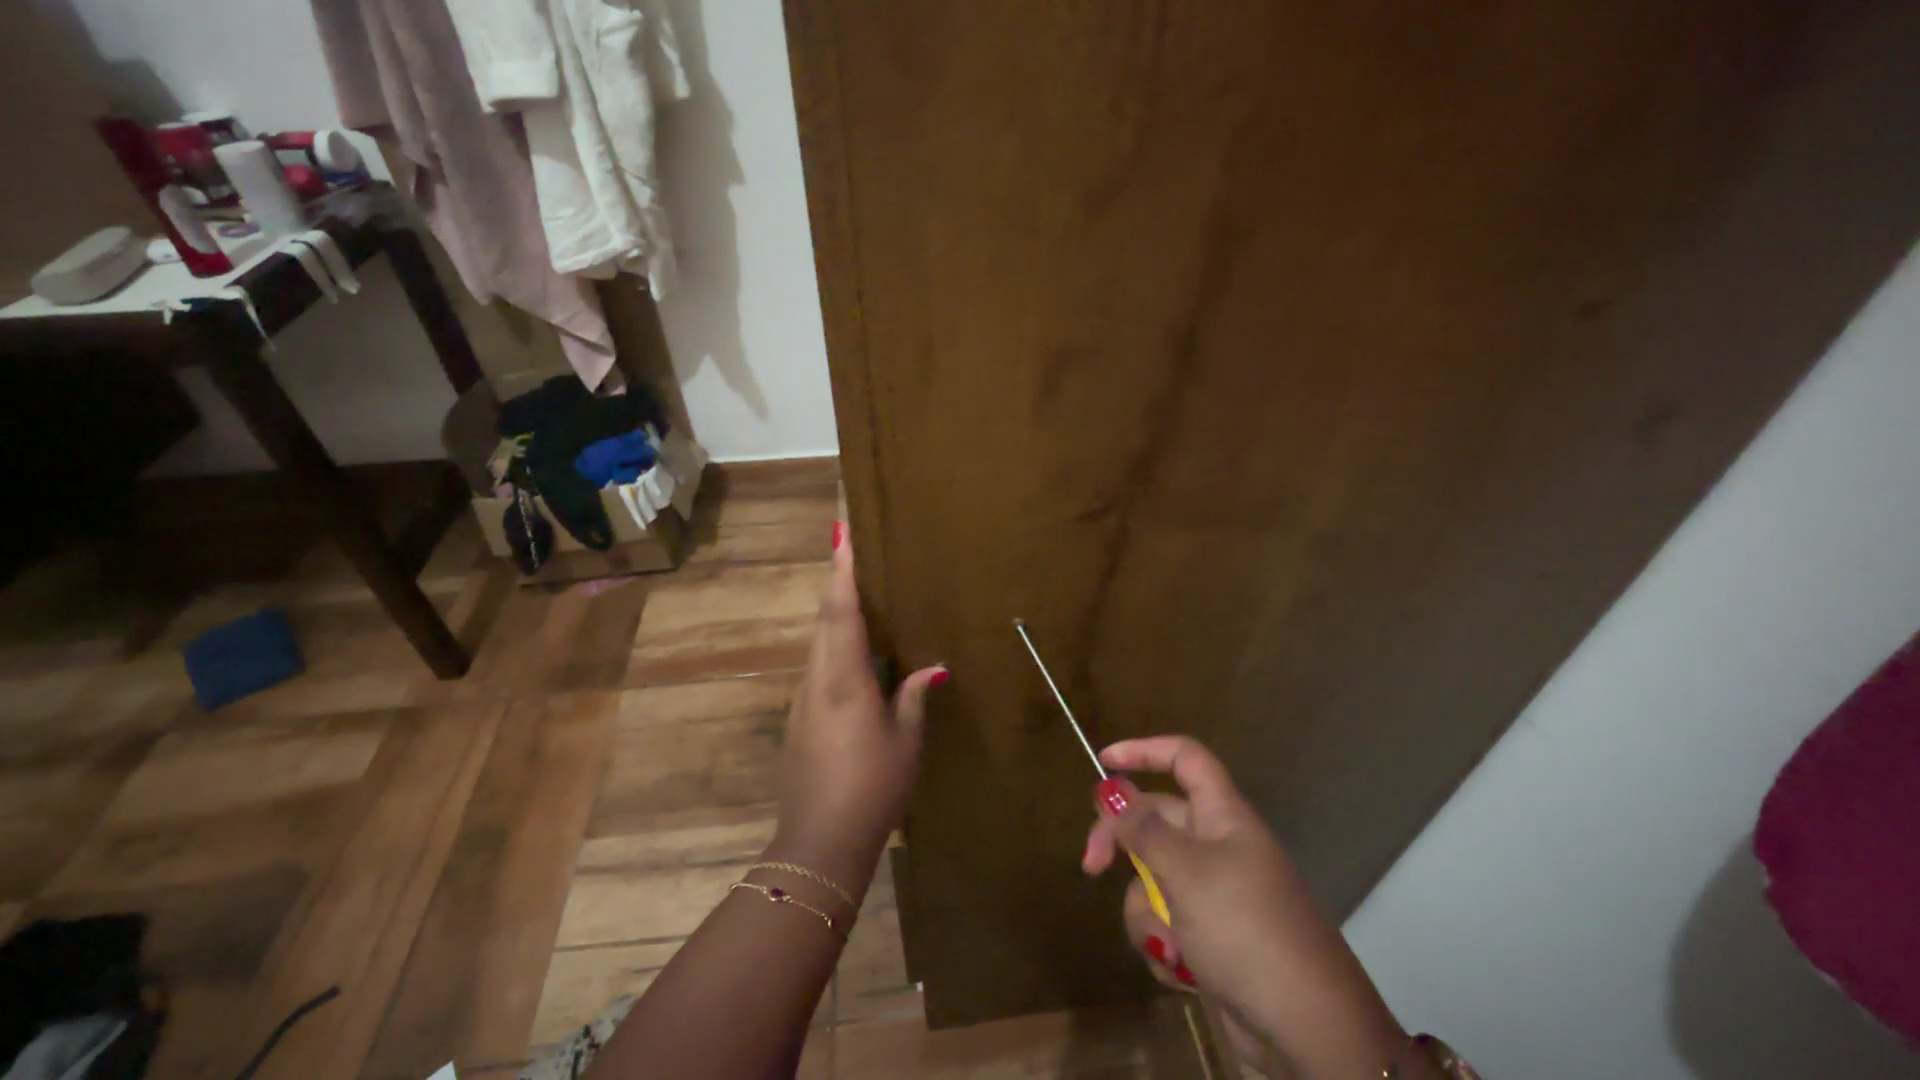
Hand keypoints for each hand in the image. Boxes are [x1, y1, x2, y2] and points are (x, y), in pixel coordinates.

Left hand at [773, 526, 946, 892]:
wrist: (818, 840)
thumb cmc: (872, 787)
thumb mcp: (905, 742)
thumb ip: (913, 697)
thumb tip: (931, 668)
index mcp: (843, 679)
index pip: (841, 612)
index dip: (842, 571)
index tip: (840, 533)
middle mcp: (816, 680)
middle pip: (824, 621)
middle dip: (835, 582)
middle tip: (850, 550)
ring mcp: (802, 701)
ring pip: (818, 645)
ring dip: (835, 616)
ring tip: (858, 595)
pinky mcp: (799, 721)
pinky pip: (818, 669)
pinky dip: (834, 649)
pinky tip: (855, 657)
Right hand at [1082, 736, 1410, 1078]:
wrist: (1304, 1027)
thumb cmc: (1245, 930)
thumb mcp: (1186, 872)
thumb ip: (1143, 829)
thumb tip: (1112, 789)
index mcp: (1223, 817)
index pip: (1185, 759)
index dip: (1145, 751)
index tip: (1103, 761)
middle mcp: (1219, 848)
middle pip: (1156, 821)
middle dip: (1122, 845)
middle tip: (1091, 867)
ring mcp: (1215, 896)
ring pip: (1153, 881)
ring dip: (1147, 912)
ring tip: (1169, 943)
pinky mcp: (1210, 939)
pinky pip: (1166, 924)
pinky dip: (1164, 946)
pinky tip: (1181, 970)